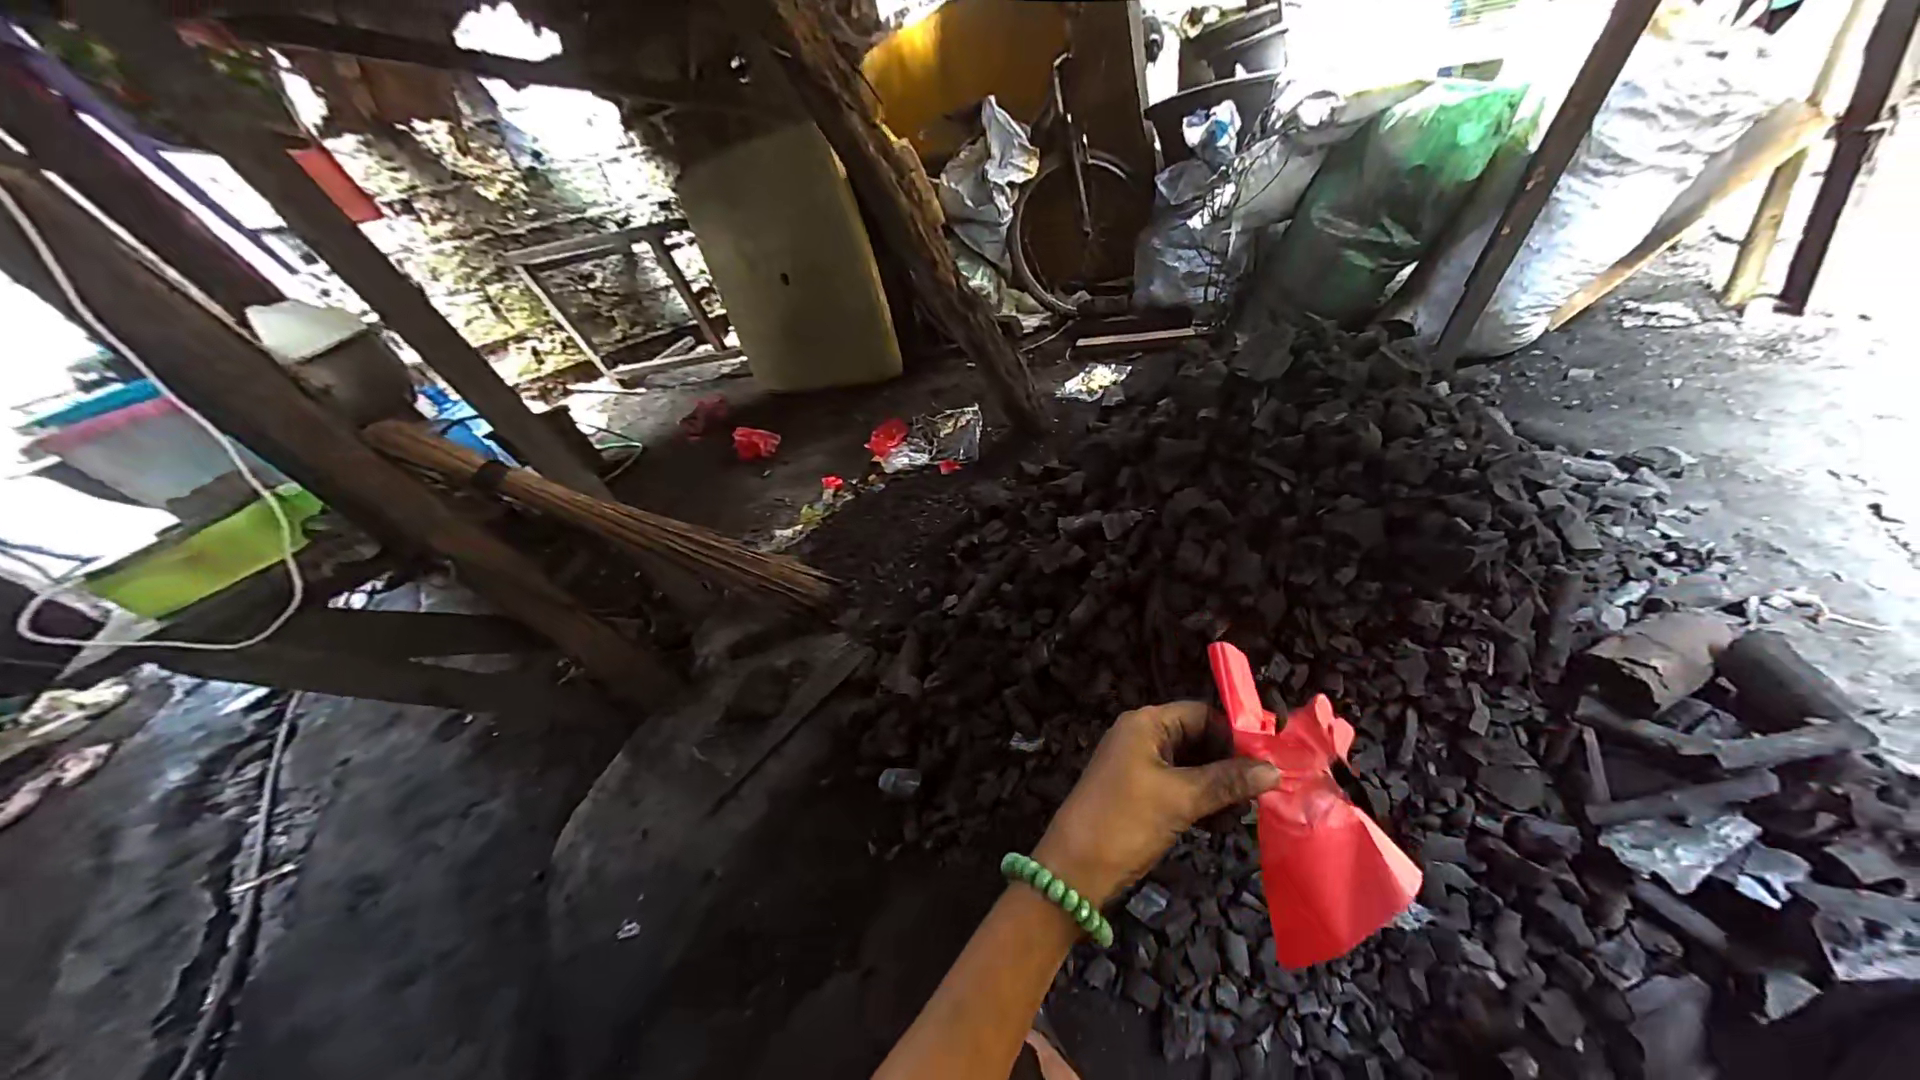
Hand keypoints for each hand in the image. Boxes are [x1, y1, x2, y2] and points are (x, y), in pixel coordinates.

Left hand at [1031, 702, 1280, 907]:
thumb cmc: (1126, 820)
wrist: (1075, 868)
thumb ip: (1227, 781)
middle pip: (1200, 739)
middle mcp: (1143, 736)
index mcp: (1146, 723)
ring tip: (1241, 816)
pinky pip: (1181, 787)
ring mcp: (1141, 765)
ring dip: (1219, 788)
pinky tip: (1221, 826)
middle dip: (1230, 766)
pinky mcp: (1142, 793)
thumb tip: (1273, 770)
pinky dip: (1202, 802)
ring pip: (1193, 766)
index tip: (1270, 762)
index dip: (1235, 735)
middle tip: (1262, 796)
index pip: (1202, 714)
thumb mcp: (1180, 798)